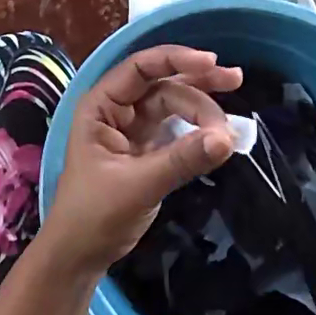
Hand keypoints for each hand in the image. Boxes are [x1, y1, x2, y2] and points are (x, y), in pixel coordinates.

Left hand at [42, 46, 242, 275]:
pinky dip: (200, 131)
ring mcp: (135, 131)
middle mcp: (118, 111)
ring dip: (203, 108)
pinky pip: (178, 130)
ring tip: (233, 115)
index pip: (140, 68)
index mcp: (101, 107)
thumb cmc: (94, 215)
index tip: (211, 63)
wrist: (80, 255)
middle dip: (198, 87)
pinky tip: (221, 136)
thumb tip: (227, 139)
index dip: (175, 59)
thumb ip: (181, 159)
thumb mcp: (137, 185)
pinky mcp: (149, 152)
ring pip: (174, 106)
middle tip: (235, 83)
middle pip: (163, 85)